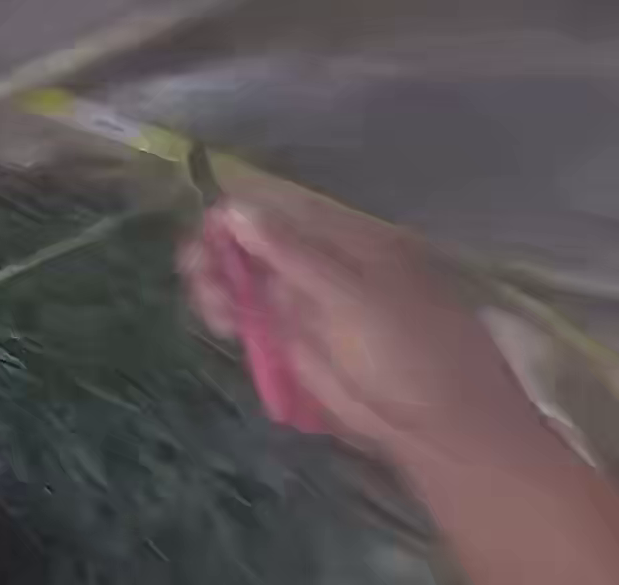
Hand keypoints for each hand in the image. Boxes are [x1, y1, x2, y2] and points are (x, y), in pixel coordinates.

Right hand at [182, 181, 539, 465]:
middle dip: (211, 251)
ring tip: (216, 311)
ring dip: (208, 281)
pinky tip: (223, 327)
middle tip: (200, 274)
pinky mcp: (276, 322)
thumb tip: (231, 208)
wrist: (440, 436)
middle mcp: (313, 256)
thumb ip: (291, 253)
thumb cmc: (415, 358)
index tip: (208, 238)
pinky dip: (215, 307)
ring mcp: (293, 290)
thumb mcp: (355, 300)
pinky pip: (230, 301)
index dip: (231, 215)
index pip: (270, 204)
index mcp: (343, 238)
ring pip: (226, 267)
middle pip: (238, 234)